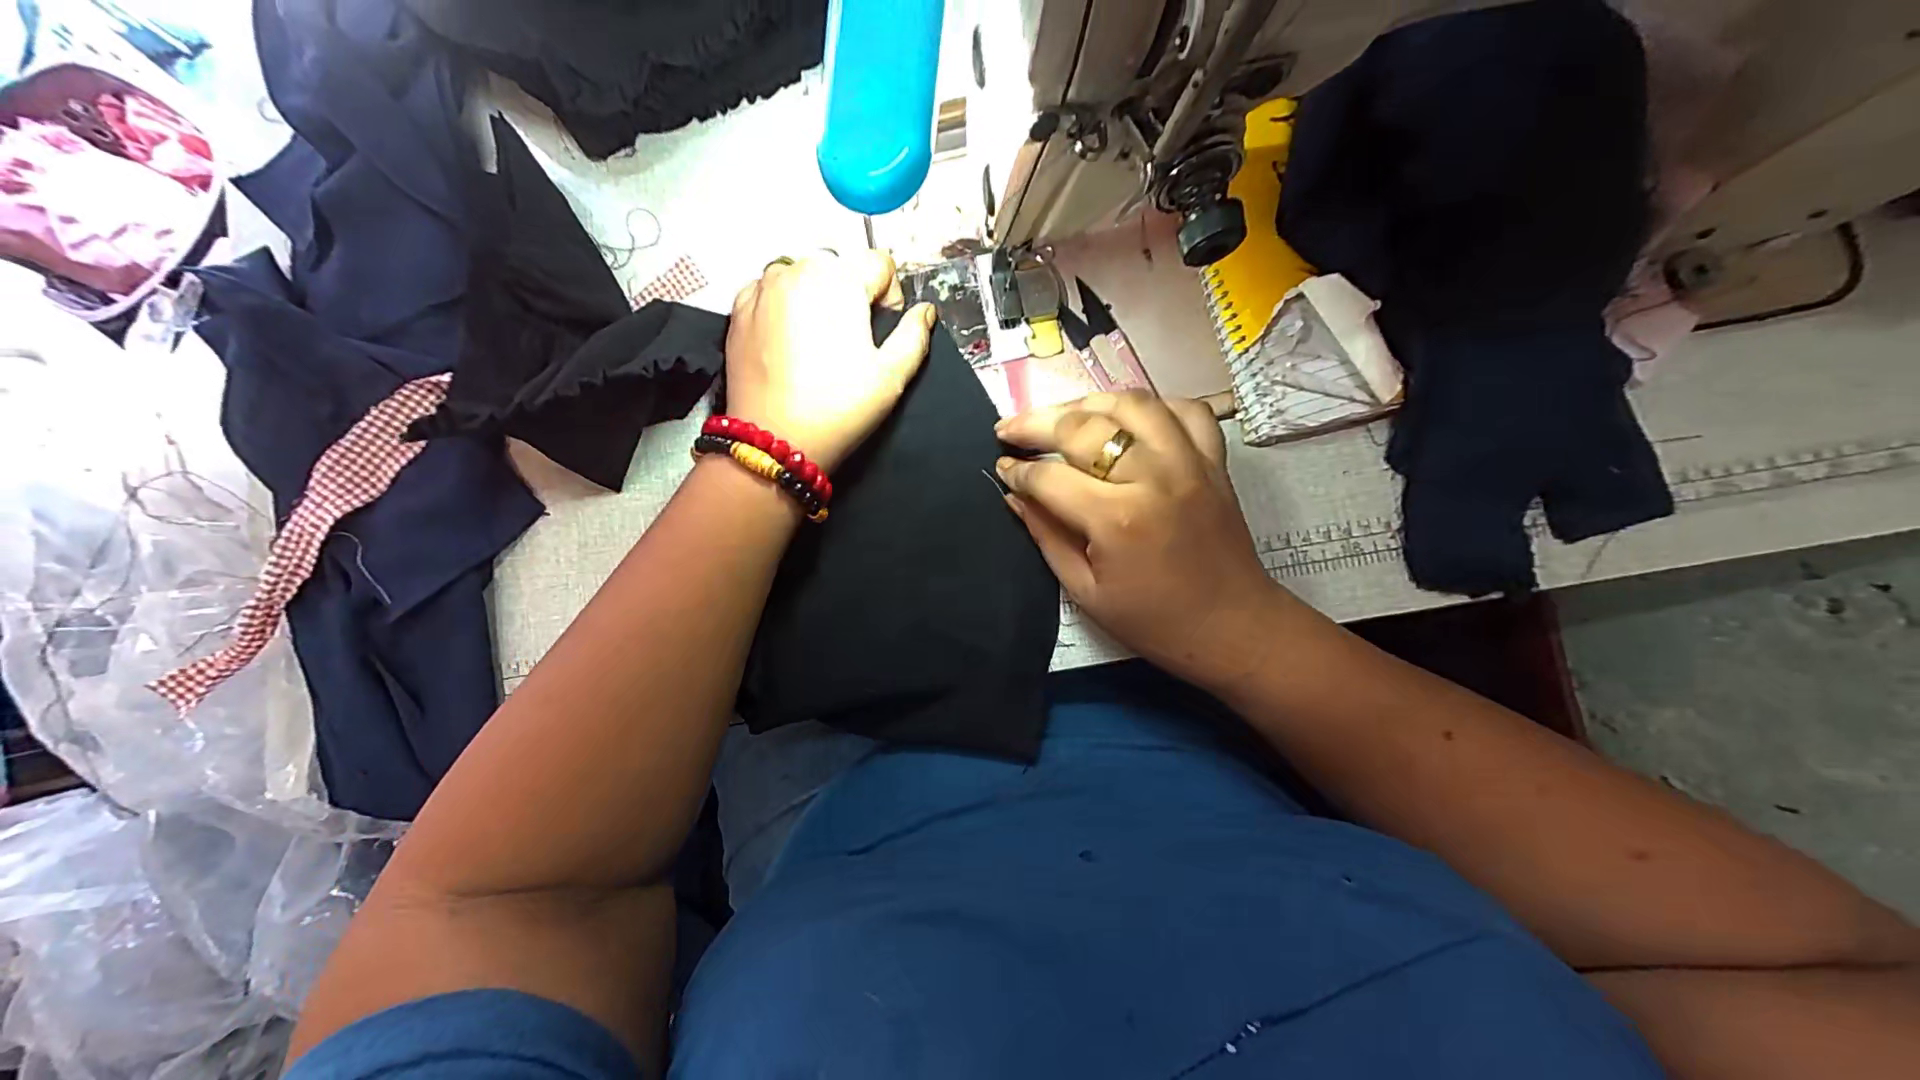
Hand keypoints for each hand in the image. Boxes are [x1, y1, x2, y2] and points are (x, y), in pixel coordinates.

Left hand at [725, 250, 937, 471]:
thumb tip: (924, 313)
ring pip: (802, 277)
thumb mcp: (892, 376)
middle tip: (850, 343)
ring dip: (815, 299)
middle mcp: (797, 270)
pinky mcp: (739, 309)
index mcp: (840, 278)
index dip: (890, 296)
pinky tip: (789, 345)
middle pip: (839, 268)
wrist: (775, 440)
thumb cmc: (836, 408)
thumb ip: (914, 335)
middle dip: (850, 296)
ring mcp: (763, 288)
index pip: (879, 263)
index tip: (882, 330)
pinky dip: (783, 308)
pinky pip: (769, 293)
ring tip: (818, 345)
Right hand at [995, 392, 1286, 686]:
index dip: (1017, 470)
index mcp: (1116, 518)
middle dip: (1036, 424)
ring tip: (1062, 417)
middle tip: (1010, 429)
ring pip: (1130, 404)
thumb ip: (1046, 536)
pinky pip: (1183, 410)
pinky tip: (1127, 420)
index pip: (1049, 476)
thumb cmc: (1154, 621)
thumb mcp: (1085, 591)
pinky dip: (1151, 406)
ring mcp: (1188, 461)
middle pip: (1082, 427)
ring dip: (1088, 404)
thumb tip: (1014, 495)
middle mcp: (1152, 476)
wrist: (1233, 627)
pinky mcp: (1213, 460)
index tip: (1001, 467)